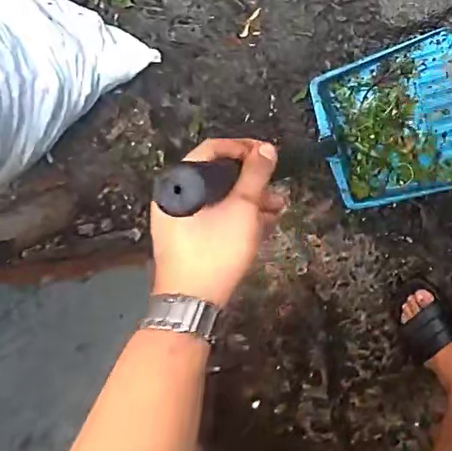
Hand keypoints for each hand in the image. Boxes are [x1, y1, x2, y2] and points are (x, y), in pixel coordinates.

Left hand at [149, 139, 285, 305]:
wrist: (191, 303)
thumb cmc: (216, 250)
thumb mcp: (244, 208)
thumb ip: (256, 174)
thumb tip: (267, 148)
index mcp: (179, 182)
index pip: (213, 148)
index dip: (244, 147)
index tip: (269, 154)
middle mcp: (174, 195)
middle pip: (217, 173)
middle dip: (252, 179)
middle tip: (276, 186)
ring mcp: (177, 217)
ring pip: (218, 196)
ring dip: (250, 198)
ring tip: (277, 208)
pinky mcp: (186, 236)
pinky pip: (213, 214)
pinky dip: (237, 214)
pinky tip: (262, 223)